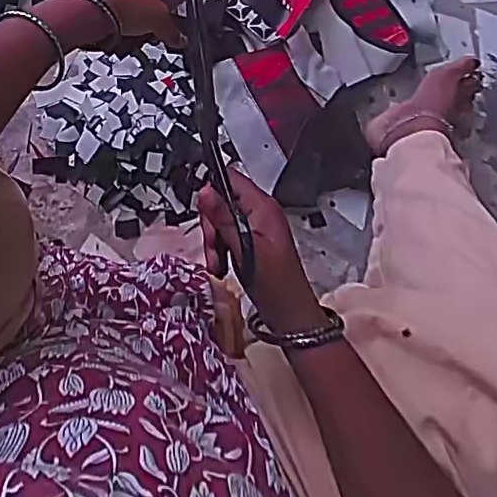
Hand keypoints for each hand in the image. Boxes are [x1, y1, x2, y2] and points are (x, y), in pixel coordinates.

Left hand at [87, 0, 185, 46]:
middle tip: (154, 36)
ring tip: (134, 39)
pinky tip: (118, 38)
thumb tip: (179, 39)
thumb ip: (173, 31)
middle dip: (151, 23)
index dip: (173, 14)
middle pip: (147, 7)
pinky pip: (113, 22)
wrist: (91, 12)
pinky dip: (117, 31)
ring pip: (130, 16)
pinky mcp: (97, 6)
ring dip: (133, 29)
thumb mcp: (160, 21)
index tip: (174, 29)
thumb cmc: (122, 5)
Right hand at [197, 166, 326, 334]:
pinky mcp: (252, 240)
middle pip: (221, 200)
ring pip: (221, 219)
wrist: (291, 318)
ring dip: (214, 239)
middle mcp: (260, 212)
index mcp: (263, 207)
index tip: (205, 212)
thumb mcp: (244, 249)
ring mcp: (256, 226)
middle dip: (211, 223)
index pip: (230, 178)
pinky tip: (222, 262)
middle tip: (214, 245)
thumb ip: (222, 218)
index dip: (212, 191)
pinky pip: (227, 233)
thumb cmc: (277, 287)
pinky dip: (220, 247)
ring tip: (218, 259)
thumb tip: (205, 191)